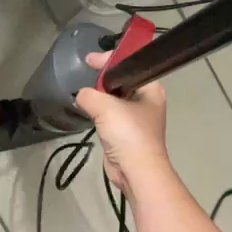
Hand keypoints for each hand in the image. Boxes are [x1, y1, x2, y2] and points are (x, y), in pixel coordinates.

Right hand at [76, 52, 172, 191]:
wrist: (136, 171)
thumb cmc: (128, 134)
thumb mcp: (106, 107)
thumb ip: (89, 95)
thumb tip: (80, 95)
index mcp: (151, 88)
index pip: (129, 65)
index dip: (109, 60)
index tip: (89, 60)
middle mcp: (146, 100)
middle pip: (121, 82)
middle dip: (102, 80)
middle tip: (85, 75)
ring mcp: (136, 118)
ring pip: (115, 100)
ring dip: (100, 98)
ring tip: (84, 95)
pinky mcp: (126, 133)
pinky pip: (110, 117)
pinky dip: (99, 114)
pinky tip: (89, 113)